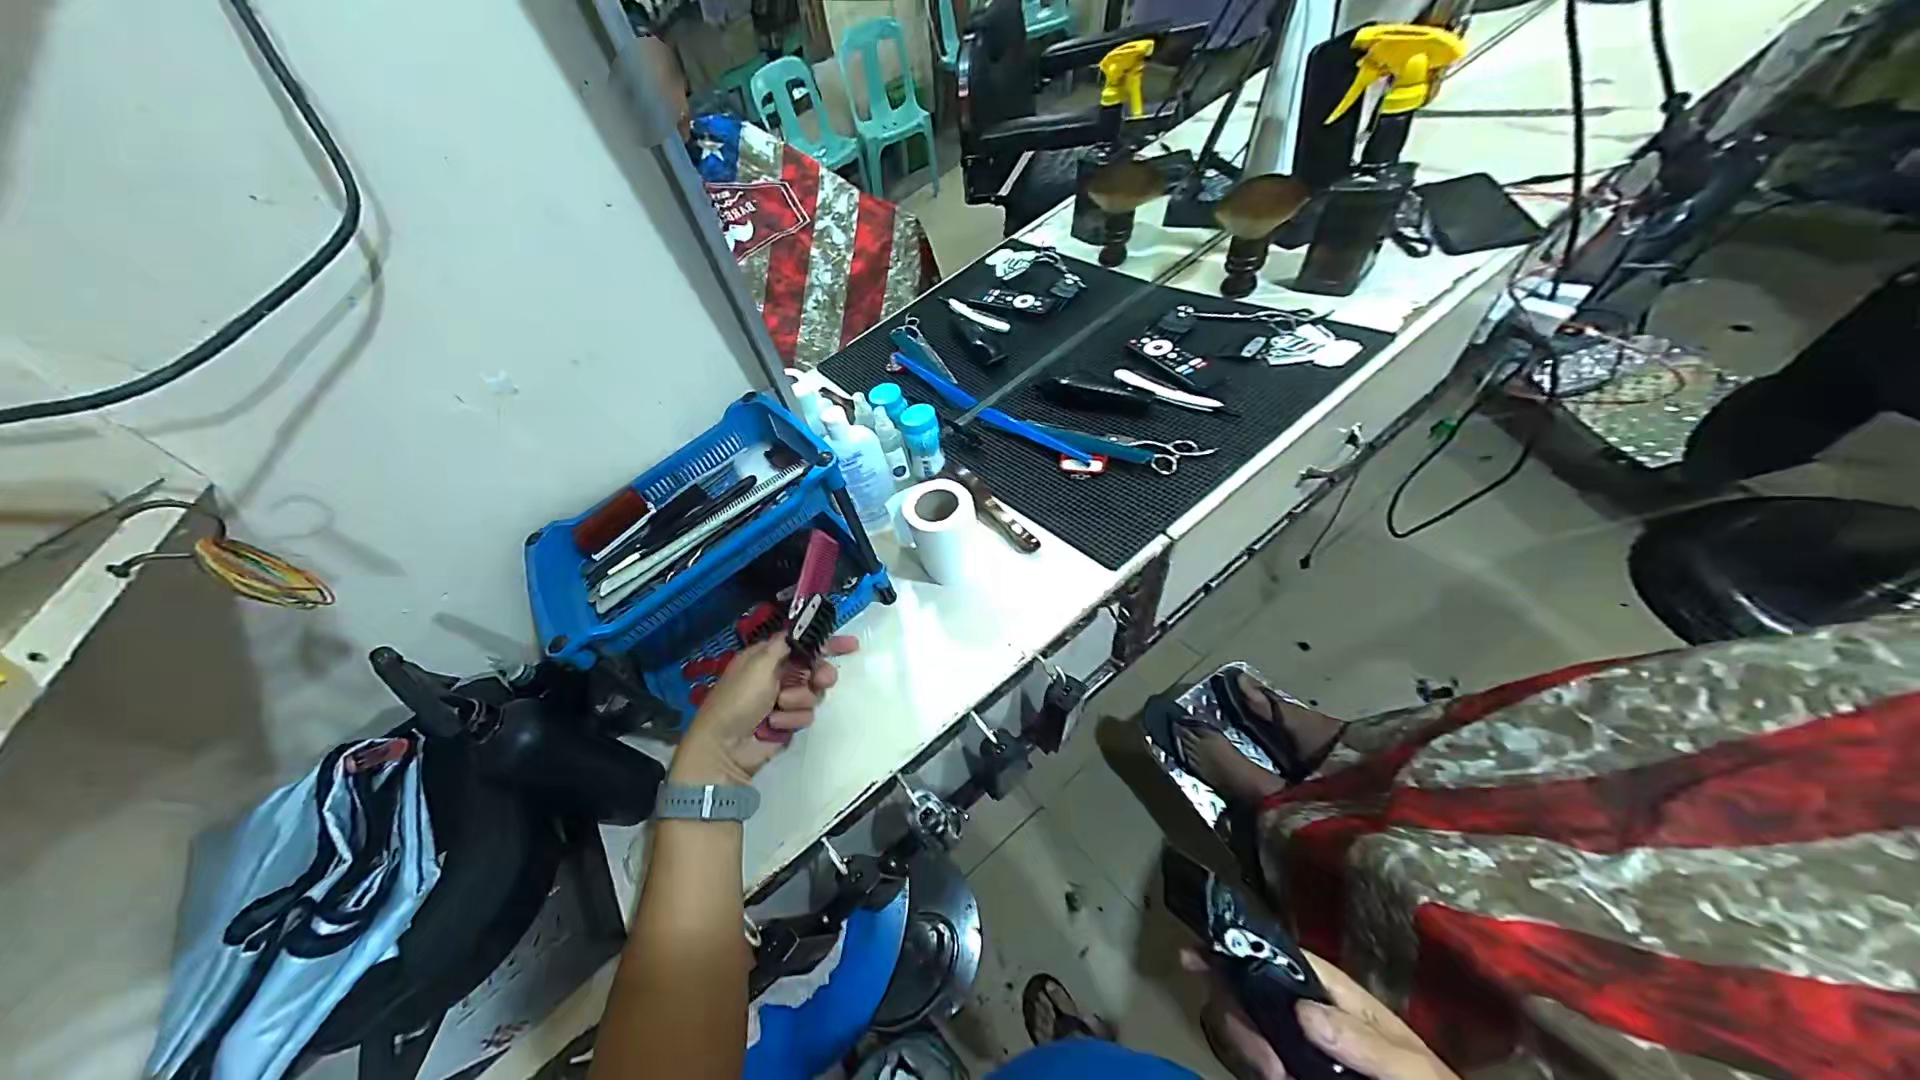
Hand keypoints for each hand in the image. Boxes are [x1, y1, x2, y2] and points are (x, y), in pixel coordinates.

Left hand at [671, 635, 857, 786]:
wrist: (725, 747)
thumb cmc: (739, 699)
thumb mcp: (759, 664)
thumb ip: (785, 645)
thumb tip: (798, 630)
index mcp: (766, 657)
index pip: (802, 643)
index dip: (827, 643)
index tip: (851, 646)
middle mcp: (777, 676)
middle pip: (814, 668)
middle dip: (819, 675)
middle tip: (821, 681)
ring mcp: (783, 700)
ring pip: (813, 693)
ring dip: (798, 700)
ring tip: (779, 707)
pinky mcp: (788, 722)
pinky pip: (806, 715)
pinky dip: (792, 719)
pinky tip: (774, 724)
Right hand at [1185, 949, 1458, 1079]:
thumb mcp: (1414, 1070)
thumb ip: (1366, 1043)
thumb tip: (1302, 1012)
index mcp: (1334, 994)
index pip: (1277, 956)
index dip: (1232, 948)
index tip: (1194, 956)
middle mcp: (1307, 1011)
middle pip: (1246, 987)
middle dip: (1236, 1013)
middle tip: (1264, 1061)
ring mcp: (1296, 1045)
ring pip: (1242, 1024)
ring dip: (1245, 1045)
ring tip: (1274, 1076)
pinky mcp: (1287, 1070)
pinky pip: (1251, 1058)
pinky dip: (1251, 1064)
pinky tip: (1270, 1077)